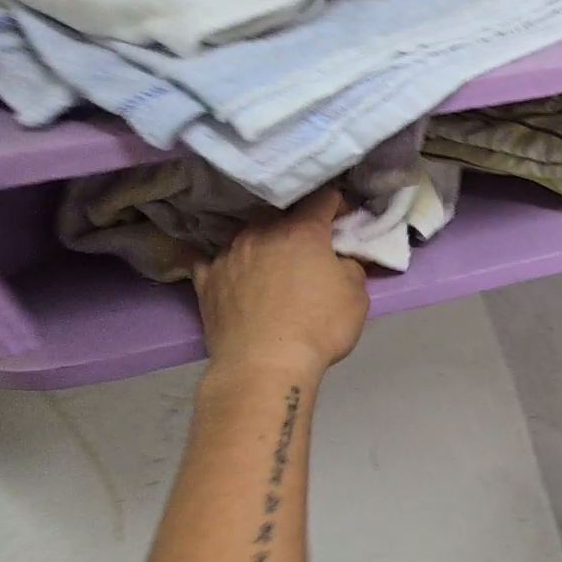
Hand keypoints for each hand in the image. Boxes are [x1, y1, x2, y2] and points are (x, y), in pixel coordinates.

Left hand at [192, 187, 368, 382]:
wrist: (265, 362)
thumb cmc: (320, 326)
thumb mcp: (357, 296)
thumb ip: (350, 267)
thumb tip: (340, 258)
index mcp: (301, 231)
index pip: (321, 199)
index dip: (337, 202)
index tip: (346, 215)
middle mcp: (260, 232)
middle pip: (279, 212)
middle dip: (297, 220)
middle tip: (311, 239)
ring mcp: (227, 253)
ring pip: (247, 232)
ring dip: (264, 239)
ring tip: (274, 257)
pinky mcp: (204, 277)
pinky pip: (213, 257)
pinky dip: (226, 259)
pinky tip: (230, 266)